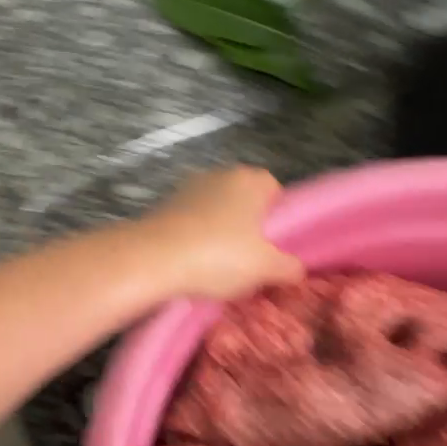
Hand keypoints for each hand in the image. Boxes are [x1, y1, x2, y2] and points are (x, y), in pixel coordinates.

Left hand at [134, 167, 303, 299]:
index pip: (273, 188)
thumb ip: (288, 266)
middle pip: (241, 199)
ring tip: (219, 267)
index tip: (274, 241)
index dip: (277, 214)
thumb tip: (295, 268)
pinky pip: (188, 222)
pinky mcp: (161, 207)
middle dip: (247, 225)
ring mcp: (185, 190)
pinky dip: (193, 238)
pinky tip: (191, 264)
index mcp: (248, 180)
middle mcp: (217, 176)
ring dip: (218, 232)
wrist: (151, 258)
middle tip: (250, 258)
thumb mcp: (265, 268)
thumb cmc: (218, 255)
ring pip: (213, 211)